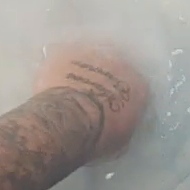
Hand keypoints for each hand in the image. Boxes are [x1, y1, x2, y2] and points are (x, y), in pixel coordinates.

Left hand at [35, 43, 150, 159]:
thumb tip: (122, 121)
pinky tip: (52, 74)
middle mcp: (119, 62)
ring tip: (70, 81)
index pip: (135, 86)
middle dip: (104, 75)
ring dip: (82, 65)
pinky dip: (59, 62)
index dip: (122, 94)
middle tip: (90, 90)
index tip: (113, 103)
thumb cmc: (99, 135)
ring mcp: (92, 52)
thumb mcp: (122, 139)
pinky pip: (64, 52)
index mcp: (137, 85)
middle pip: (113, 64)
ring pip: (89, 54)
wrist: (70, 120)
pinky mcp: (66, 50)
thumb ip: (126, 122)